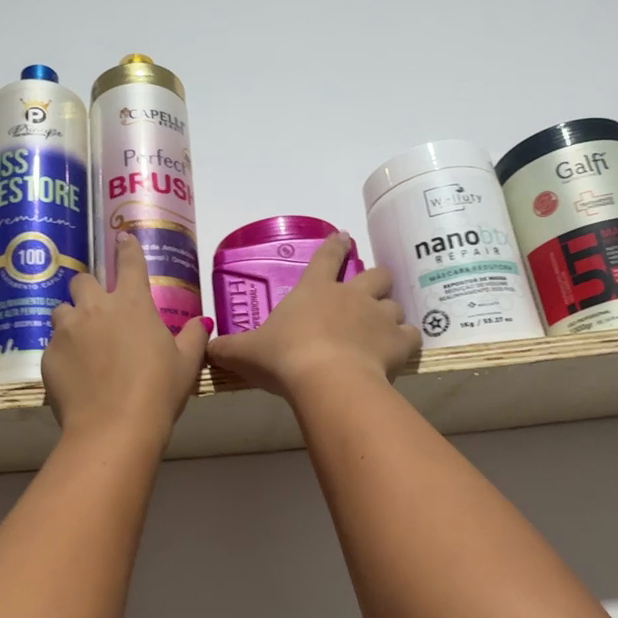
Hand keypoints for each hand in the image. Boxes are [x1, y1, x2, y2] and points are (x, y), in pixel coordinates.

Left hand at [43, 232, 210, 445]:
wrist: (114, 427)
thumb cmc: (158, 391)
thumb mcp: (187, 364)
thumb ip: (193, 337)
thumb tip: (200, 322)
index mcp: (133, 303)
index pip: (130, 262)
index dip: (127, 248)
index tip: (123, 239)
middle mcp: (95, 308)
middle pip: (82, 281)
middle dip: (88, 289)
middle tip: (98, 310)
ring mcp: (67, 331)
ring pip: (61, 311)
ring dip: (71, 321)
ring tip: (82, 344)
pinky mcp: (48, 356)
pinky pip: (53, 346)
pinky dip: (63, 355)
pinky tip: (75, 376)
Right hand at [206, 232, 419, 401]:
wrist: (326, 379)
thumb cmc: (283, 358)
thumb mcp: (245, 353)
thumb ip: (227, 348)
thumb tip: (207, 348)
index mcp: (315, 290)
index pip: (327, 257)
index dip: (335, 246)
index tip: (343, 238)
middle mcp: (351, 295)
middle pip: (375, 274)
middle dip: (375, 279)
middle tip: (370, 290)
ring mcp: (378, 316)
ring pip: (394, 304)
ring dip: (389, 313)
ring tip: (383, 327)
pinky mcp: (397, 341)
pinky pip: (410, 334)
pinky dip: (406, 340)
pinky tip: (400, 349)